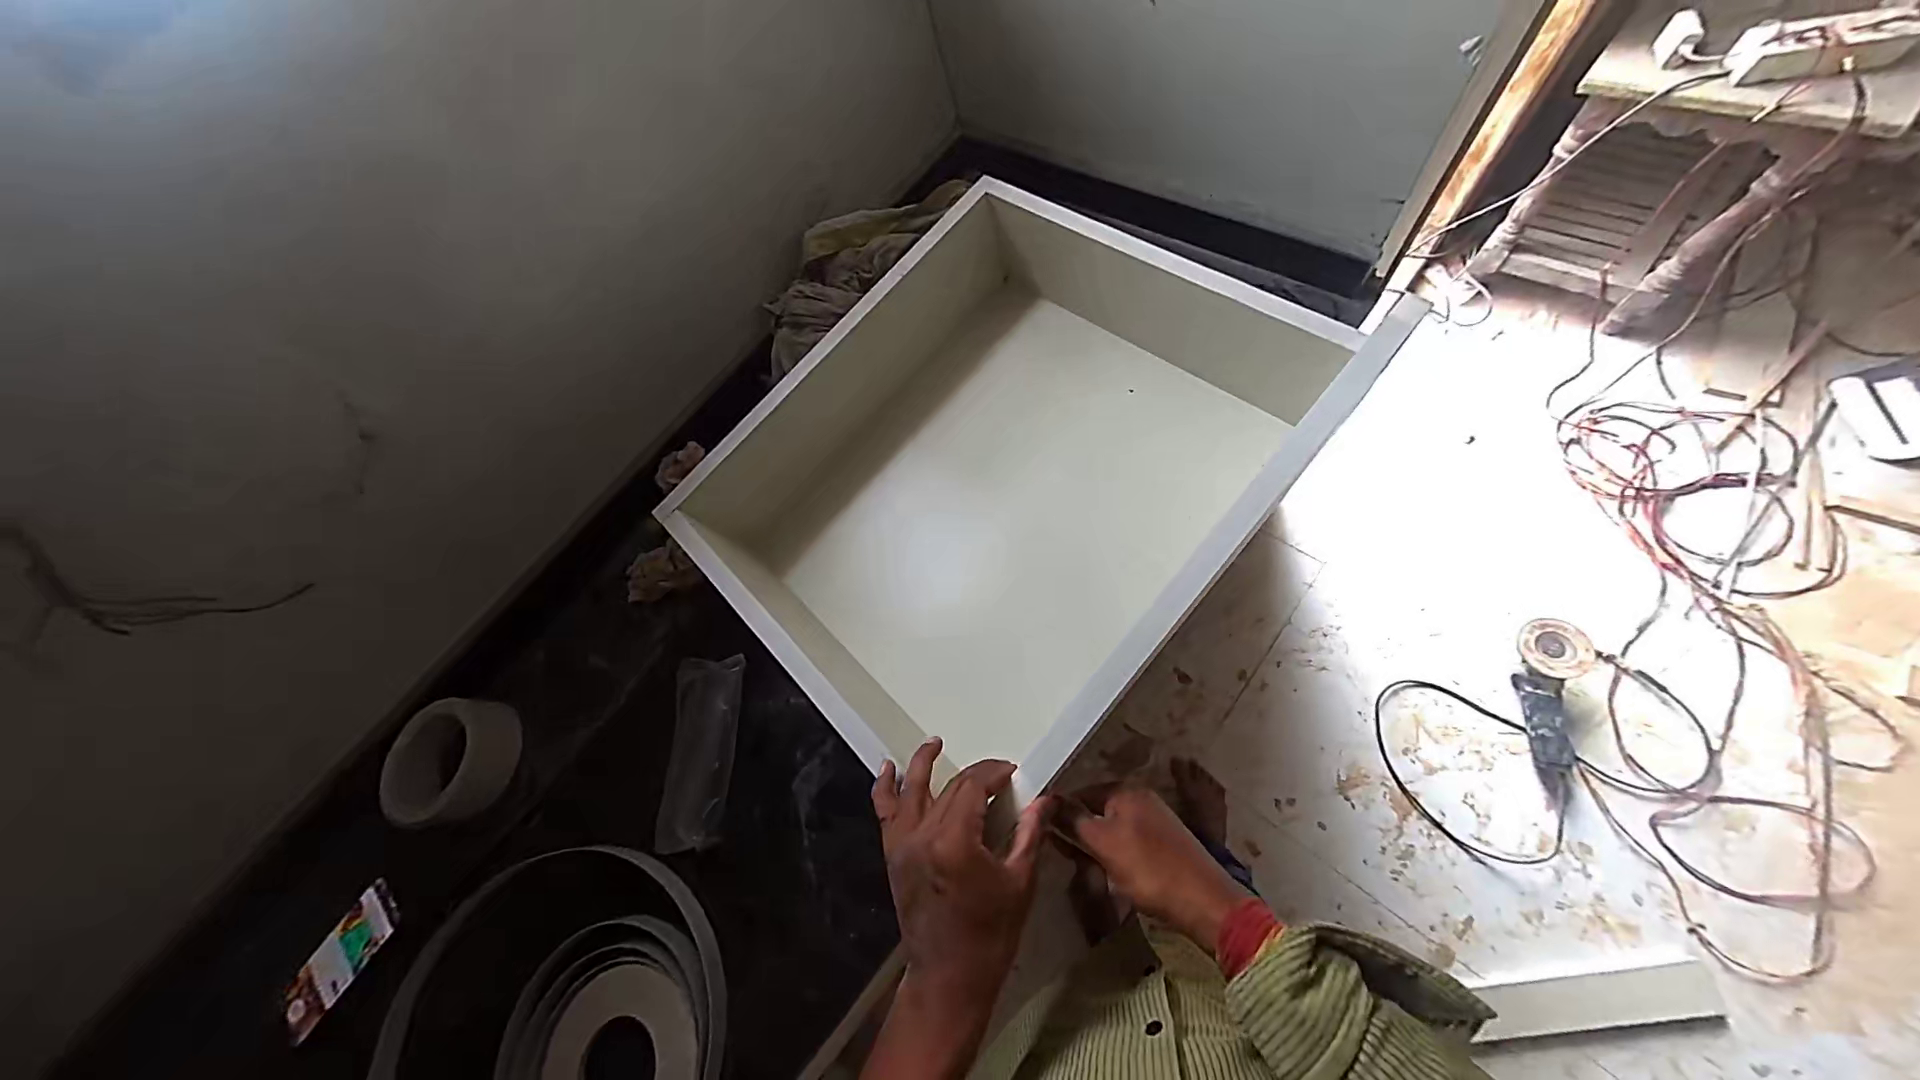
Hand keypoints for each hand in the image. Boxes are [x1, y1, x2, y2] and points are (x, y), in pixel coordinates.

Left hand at [871, 738, 1053, 1000]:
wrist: (949, 976)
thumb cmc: (990, 933)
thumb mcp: (1019, 882)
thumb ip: (1029, 833)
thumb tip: (1045, 798)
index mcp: (954, 841)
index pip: (972, 787)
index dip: (993, 773)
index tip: (1012, 772)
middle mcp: (922, 835)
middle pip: (949, 789)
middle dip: (975, 775)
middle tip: (997, 773)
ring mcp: (902, 844)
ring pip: (911, 792)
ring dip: (921, 764)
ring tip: (933, 743)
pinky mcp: (892, 855)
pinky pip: (885, 813)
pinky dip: (885, 788)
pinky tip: (888, 769)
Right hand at [1060, 784, 1249, 953]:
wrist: (1205, 902)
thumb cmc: (1148, 869)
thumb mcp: (1103, 844)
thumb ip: (1074, 820)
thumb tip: (1048, 800)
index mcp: (1125, 790)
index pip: (1080, 793)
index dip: (1061, 814)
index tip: (1045, 836)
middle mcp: (1141, 797)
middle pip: (1098, 809)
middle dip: (1080, 831)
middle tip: (1065, 856)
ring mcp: (1156, 819)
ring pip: (1114, 827)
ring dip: (1098, 845)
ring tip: (1087, 867)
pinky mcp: (1166, 841)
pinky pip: (1130, 840)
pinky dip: (1117, 853)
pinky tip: (1113, 872)